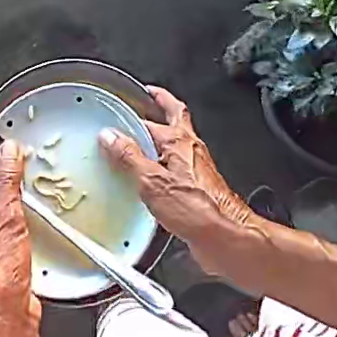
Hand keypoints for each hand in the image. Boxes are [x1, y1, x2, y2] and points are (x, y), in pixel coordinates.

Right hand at [100, 86, 262, 276]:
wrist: (226, 238)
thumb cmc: (199, 209)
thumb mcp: (152, 181)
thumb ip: (128, 157)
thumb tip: (110, 136)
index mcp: (180, 140)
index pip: (162, 110)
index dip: (145, 103)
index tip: (132, 98)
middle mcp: (190, 149)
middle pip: (177, 118)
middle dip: (162, 107)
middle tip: (149, 101)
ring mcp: (196, 168)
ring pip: (176, 144)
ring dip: (161, 138)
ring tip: (143, 139)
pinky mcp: (197, 189)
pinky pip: (177, 168)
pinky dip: (163, 166)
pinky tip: (152, 178)